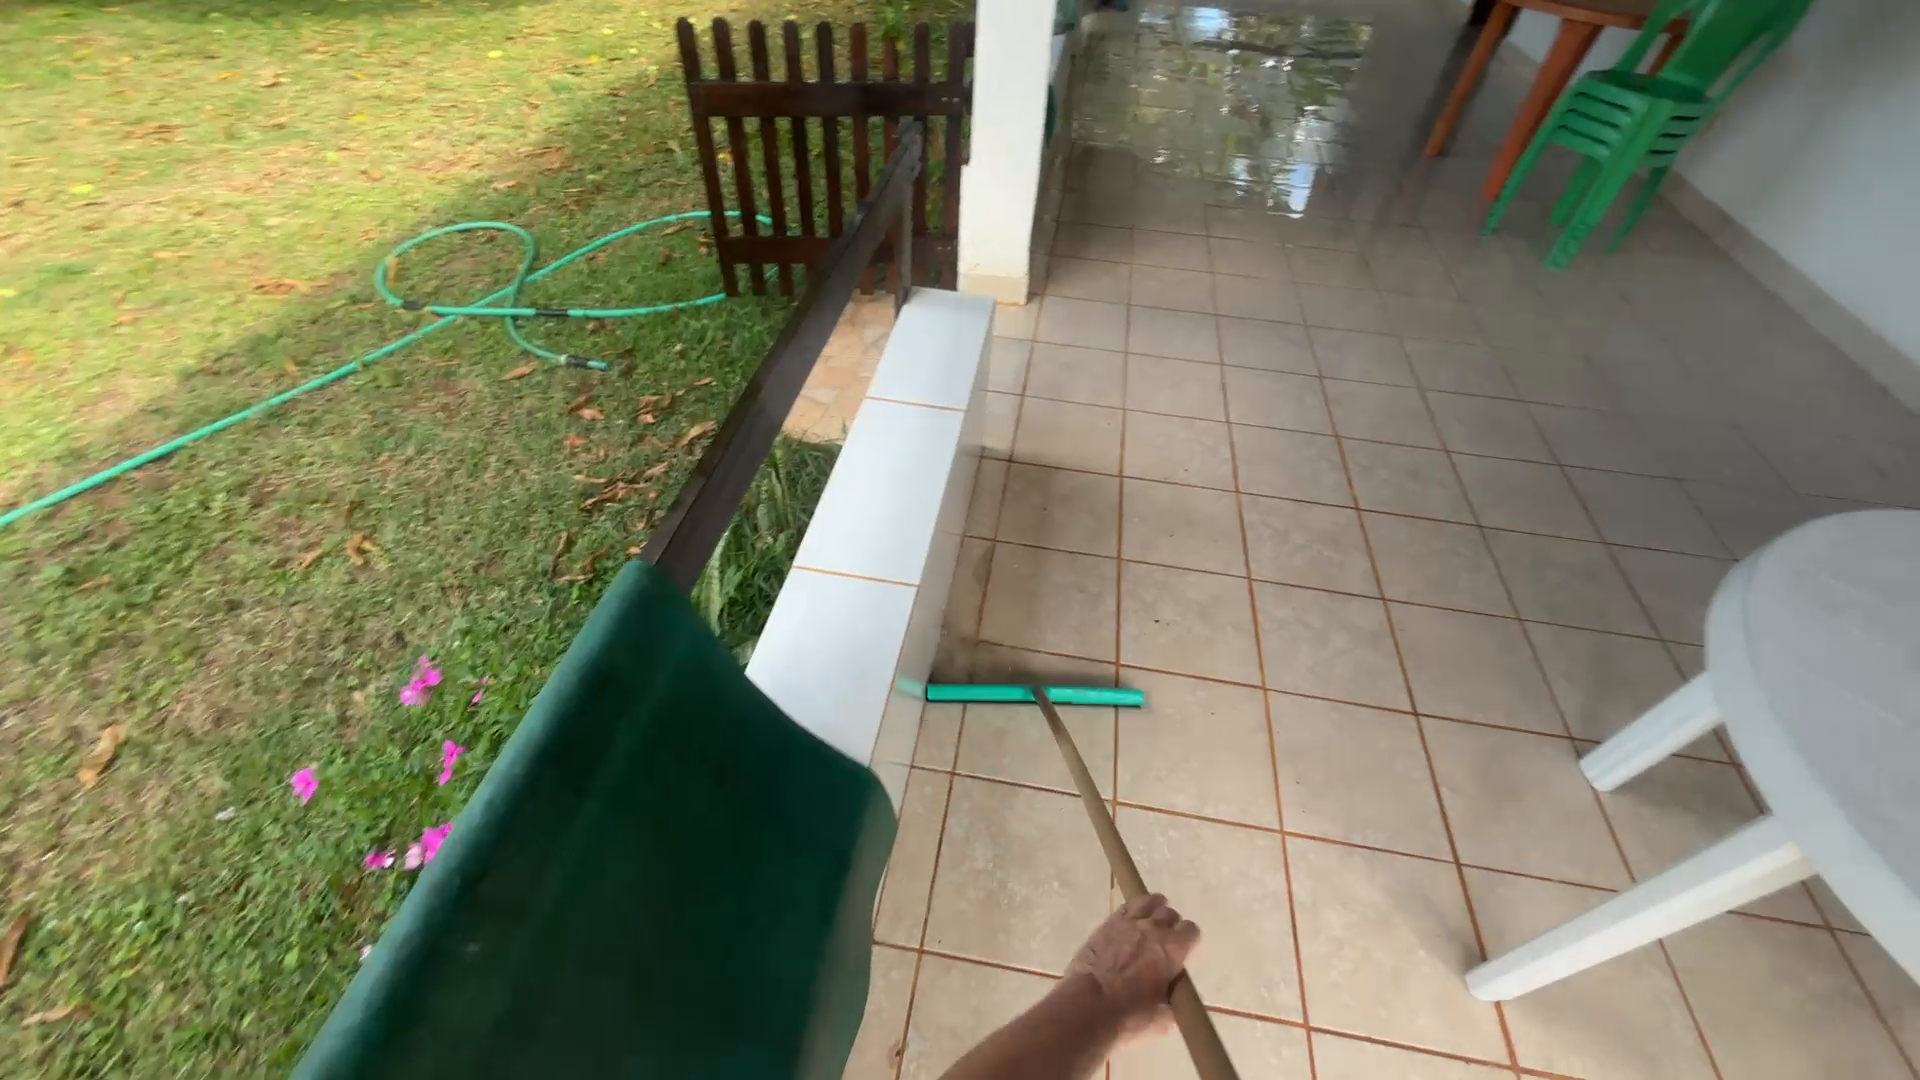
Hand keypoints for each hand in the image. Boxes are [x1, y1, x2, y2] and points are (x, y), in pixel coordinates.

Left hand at [1064, 893, 1199, 1037]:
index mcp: (1172, 950)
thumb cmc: (1131, 1014)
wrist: (1091, 1003)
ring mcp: (1129, 922)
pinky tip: (1131, 920)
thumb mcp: (1163, 1017)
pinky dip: (1132, 910)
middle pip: (1169, 913)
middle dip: (1170, 925)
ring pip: (1148, 901)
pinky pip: (1126, 906)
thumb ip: (1172, 998)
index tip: (1184, 949)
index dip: (1189, 939)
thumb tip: (1171, 996)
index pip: (1191, 930)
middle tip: (1165, 939)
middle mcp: (1154, 929)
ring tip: (1151, 918)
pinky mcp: (1108, 922)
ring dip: (1153, 909)